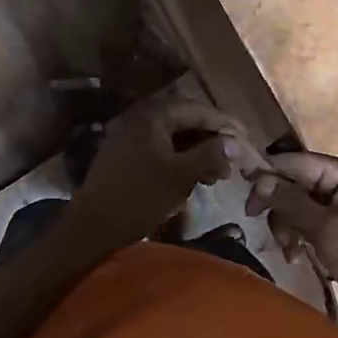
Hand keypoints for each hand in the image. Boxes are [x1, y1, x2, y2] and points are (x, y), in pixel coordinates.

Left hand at [72, 97, 249, 246]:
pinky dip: (179, 159)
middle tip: (232, 158)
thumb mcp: (179, 176)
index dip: (224, 124)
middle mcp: (140, 117)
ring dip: (196, 151)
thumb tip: (236, 143)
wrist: (91, 228)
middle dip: (211, 139)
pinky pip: (160, 147)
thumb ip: (210, 155)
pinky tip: (191, 177)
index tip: (246, 138)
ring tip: (216, 175)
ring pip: (173, 136)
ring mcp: (129, 135)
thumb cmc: (138, 197)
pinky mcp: (124, 154)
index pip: (197, 110)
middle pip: (185, 121)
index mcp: (153, 115)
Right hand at [246, 152, 337, 320]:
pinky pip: (310, 225)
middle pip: (297, 184)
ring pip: (300, 206)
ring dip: (288, 227)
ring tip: (290, 252)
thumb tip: (257, 178)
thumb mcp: (326, 228)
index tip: (245, 197)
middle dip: (281, 209)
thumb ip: (290, 201)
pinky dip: (299, 237)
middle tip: (273, 236)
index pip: (298, 162)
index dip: (269, 175)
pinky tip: (296, 256)